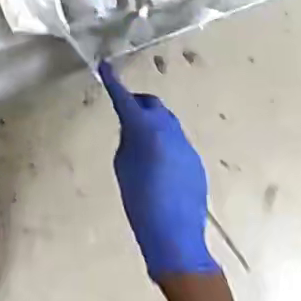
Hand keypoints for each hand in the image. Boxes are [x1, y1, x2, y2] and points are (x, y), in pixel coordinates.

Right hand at [99, 60, 216, 279]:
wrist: (174, 235)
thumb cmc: (138, 198)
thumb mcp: (122, 163)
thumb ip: (127, 138)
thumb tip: (133, 129)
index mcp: (144, 128)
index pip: (123, 97)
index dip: (113, 81)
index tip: (105, 65)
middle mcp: (167, 129)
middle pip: (151, 104)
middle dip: (137, 104)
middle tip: (125, 115)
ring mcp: (185, 145)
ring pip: (166, 122)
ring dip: (152, 124)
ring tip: (141, 145)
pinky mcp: (195, 161)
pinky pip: (176, 142)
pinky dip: (164, 143)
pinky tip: (158, 166)